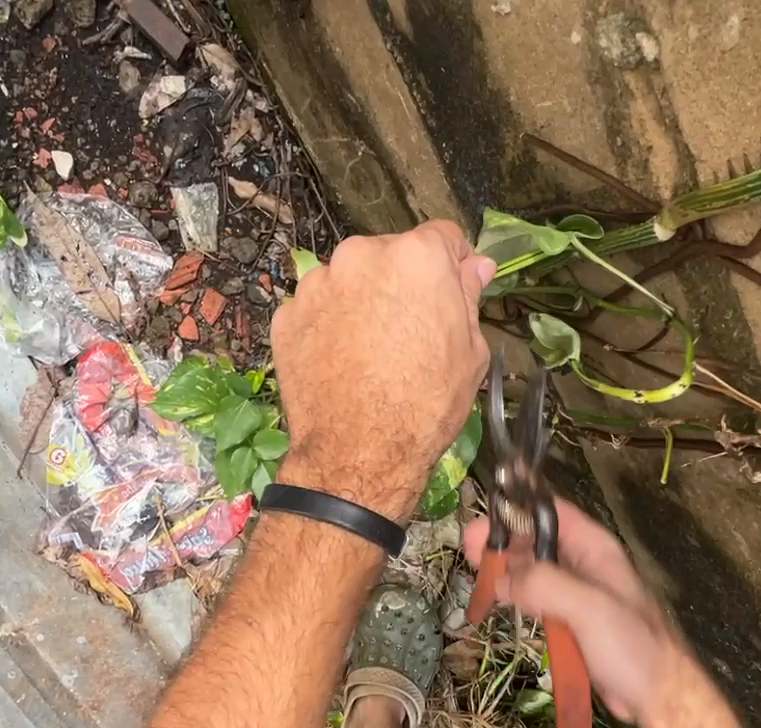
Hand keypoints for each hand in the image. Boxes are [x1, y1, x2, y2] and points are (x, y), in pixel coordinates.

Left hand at [270, 222, 494, 518]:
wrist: (358, 455)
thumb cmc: (425, 406)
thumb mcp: (470, 354)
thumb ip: (468, 299)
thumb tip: (474, 266)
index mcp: (416, 257)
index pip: (441, 238)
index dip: (451, 266)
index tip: (450, 292)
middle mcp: (361, 256)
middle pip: (388, 256)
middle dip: (399, 284)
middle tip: (405, 333)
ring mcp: (317, 286)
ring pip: (347, 282)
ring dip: (358, 303)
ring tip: (367, 353)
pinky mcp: (286, 318)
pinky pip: (315, 312)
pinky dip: (326, 328)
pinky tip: (338, 364)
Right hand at [463, 499, 703, 722]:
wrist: (658, 698)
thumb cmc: (632, 646)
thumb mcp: (589, 608)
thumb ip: (544, 585)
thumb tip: (500, 579)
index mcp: (594, 549)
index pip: (550, 513)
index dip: (515, 513)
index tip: (481, 524)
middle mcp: (583, 564)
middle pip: (534, 541)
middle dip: (502, 543)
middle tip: (468, 551)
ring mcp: (575, 593)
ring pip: (531, 571)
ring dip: (504, 571)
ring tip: (477, 578)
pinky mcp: (568, 620)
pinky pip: (534, 599)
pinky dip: (513, 597)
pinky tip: (494, 602)